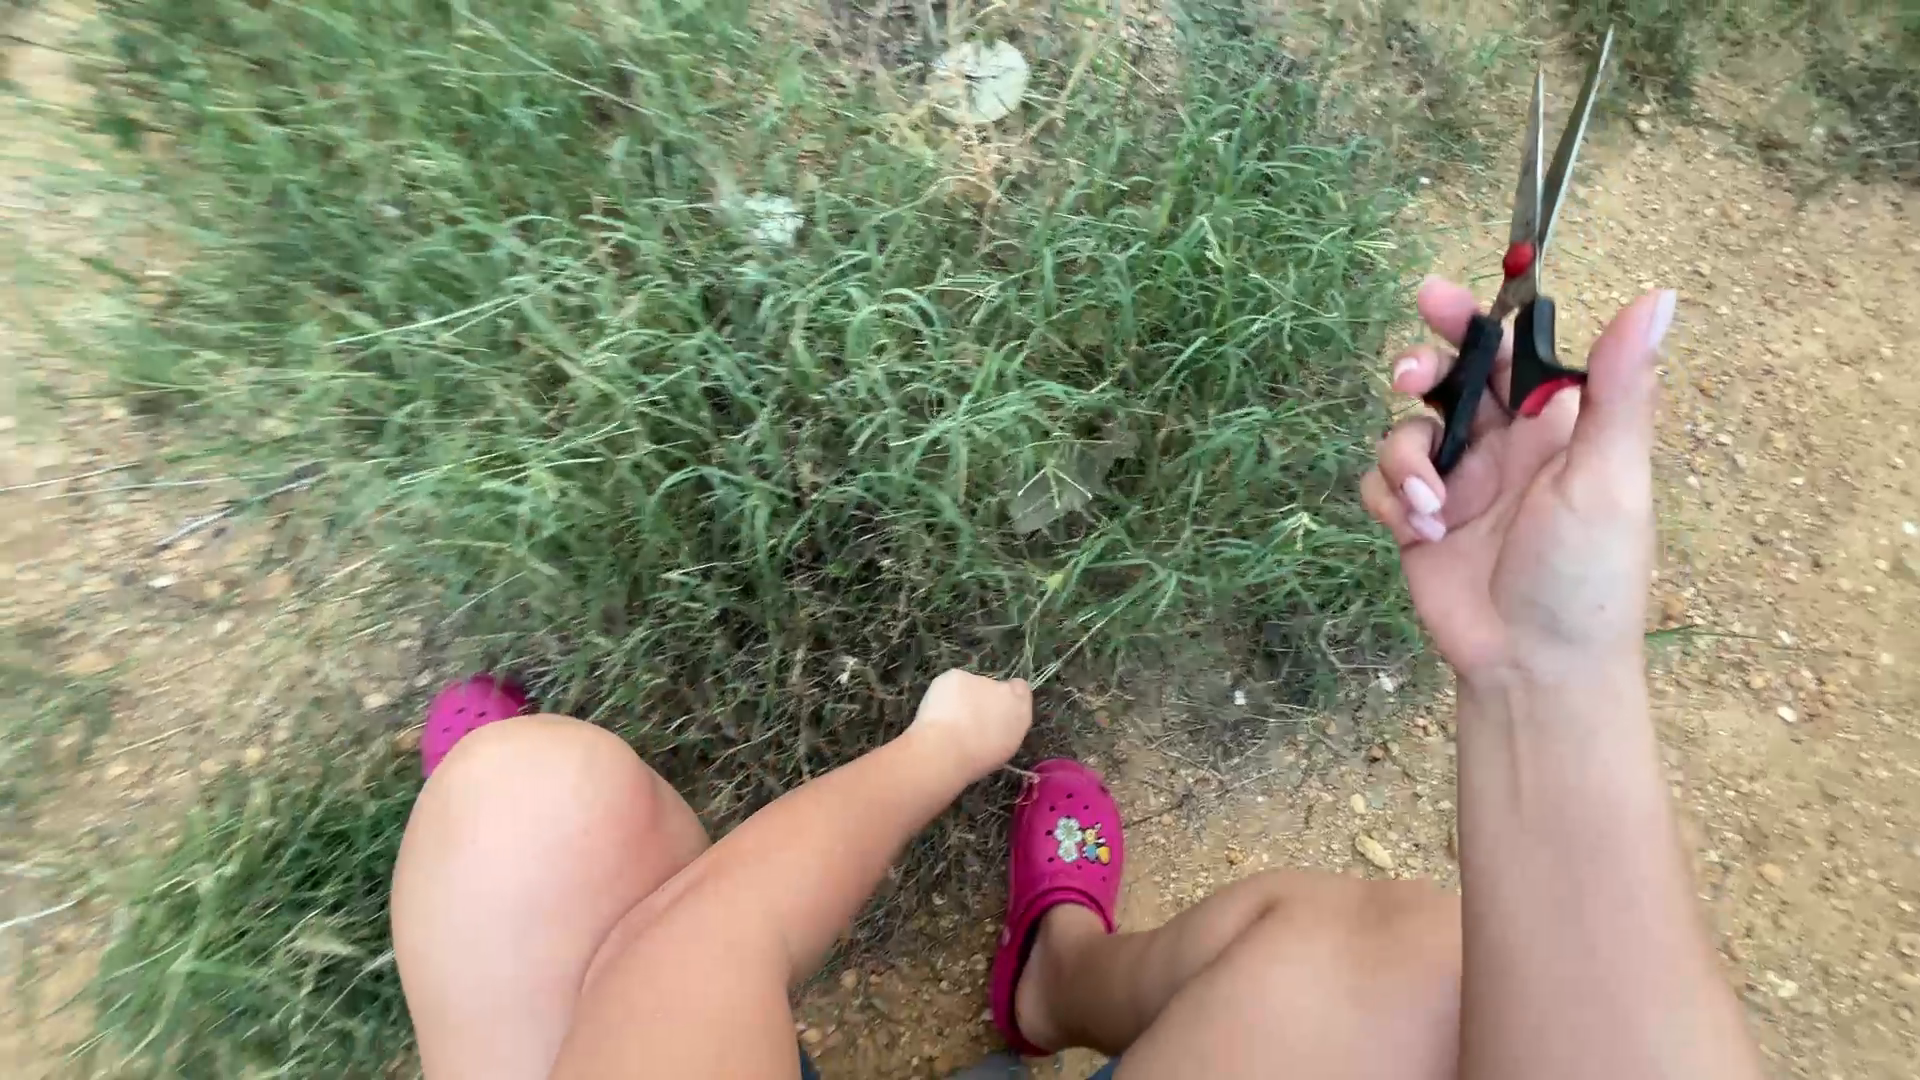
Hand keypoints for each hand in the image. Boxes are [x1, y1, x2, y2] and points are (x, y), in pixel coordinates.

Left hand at [905, 669, 1032, 779]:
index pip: (1020, 690)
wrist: (948, 749)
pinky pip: (951, 683)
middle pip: (993, 688)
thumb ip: (1005, 727)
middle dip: (981, 699)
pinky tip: (938, 712)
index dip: (1007, 698)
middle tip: (968, 721)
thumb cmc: (978, 759)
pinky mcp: (956, 675)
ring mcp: (978, 680)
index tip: (995, 712)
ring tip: (949, 720)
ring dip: (962, 697)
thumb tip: (996, 721)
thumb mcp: (1003, 749)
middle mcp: (1004, 689)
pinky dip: (945, 694)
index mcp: (1021, 709)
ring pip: (969, 685)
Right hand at [1361, 277, 1675, 687]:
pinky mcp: (1410, 518)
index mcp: (1551, 427)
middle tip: (1408, 379)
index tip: (1432, 297)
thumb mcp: (1605, 478)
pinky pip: (1378, 485)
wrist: (1528, 657)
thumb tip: (1657, 296)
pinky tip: (1417, 532)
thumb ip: (1617, 391)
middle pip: (1442, 383)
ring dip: (1405, 462)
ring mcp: (1450, 483)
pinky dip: (1389, 502)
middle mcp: (1496, 447)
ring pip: (1401, 434)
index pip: (1508, 355)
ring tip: (1431, 509)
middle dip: (1417, 371)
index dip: (1472, 320)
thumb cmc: (1583, 570)